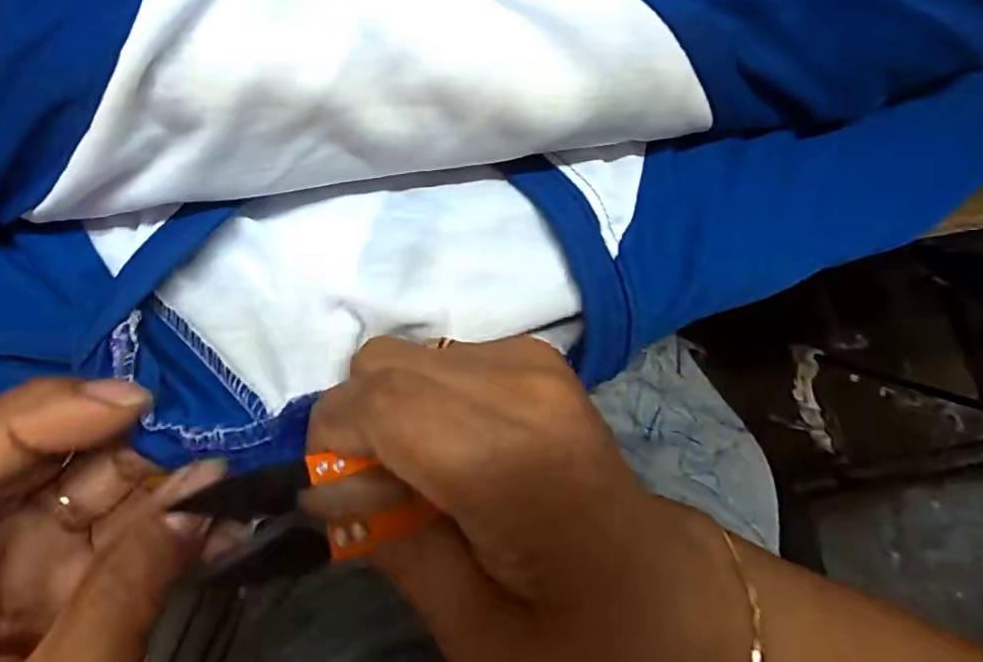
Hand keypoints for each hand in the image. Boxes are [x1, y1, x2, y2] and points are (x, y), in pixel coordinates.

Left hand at [0, 377, 228, 661]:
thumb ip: (116, 602)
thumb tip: (201, 496)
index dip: (32, 420)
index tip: (133, 402)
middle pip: (17, 471)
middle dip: (116, 437)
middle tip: (201, 420)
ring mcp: (0, 583)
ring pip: (79, 494)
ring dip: (160, 473)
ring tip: (230, 463)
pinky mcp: (53, 595)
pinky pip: (114, 537)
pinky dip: (169, 520)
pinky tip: (221, 515)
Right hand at [301, 336, 751, 661]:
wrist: (658, 581)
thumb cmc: (574, 630)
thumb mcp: (472, 628)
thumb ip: (392, 544)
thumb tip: (324, 485)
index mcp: (510, 459)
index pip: (380, 402)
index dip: (333, 442)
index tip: (333, 499)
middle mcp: (522, 384)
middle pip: (384, 363)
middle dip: (355, 423)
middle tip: (377, 493)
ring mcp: (532, 359)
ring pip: (406, 353)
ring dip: (390, 407)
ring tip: (421, 472)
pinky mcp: (535, 353)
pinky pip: (441, 354)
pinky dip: (423, 394)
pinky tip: (454, 446)